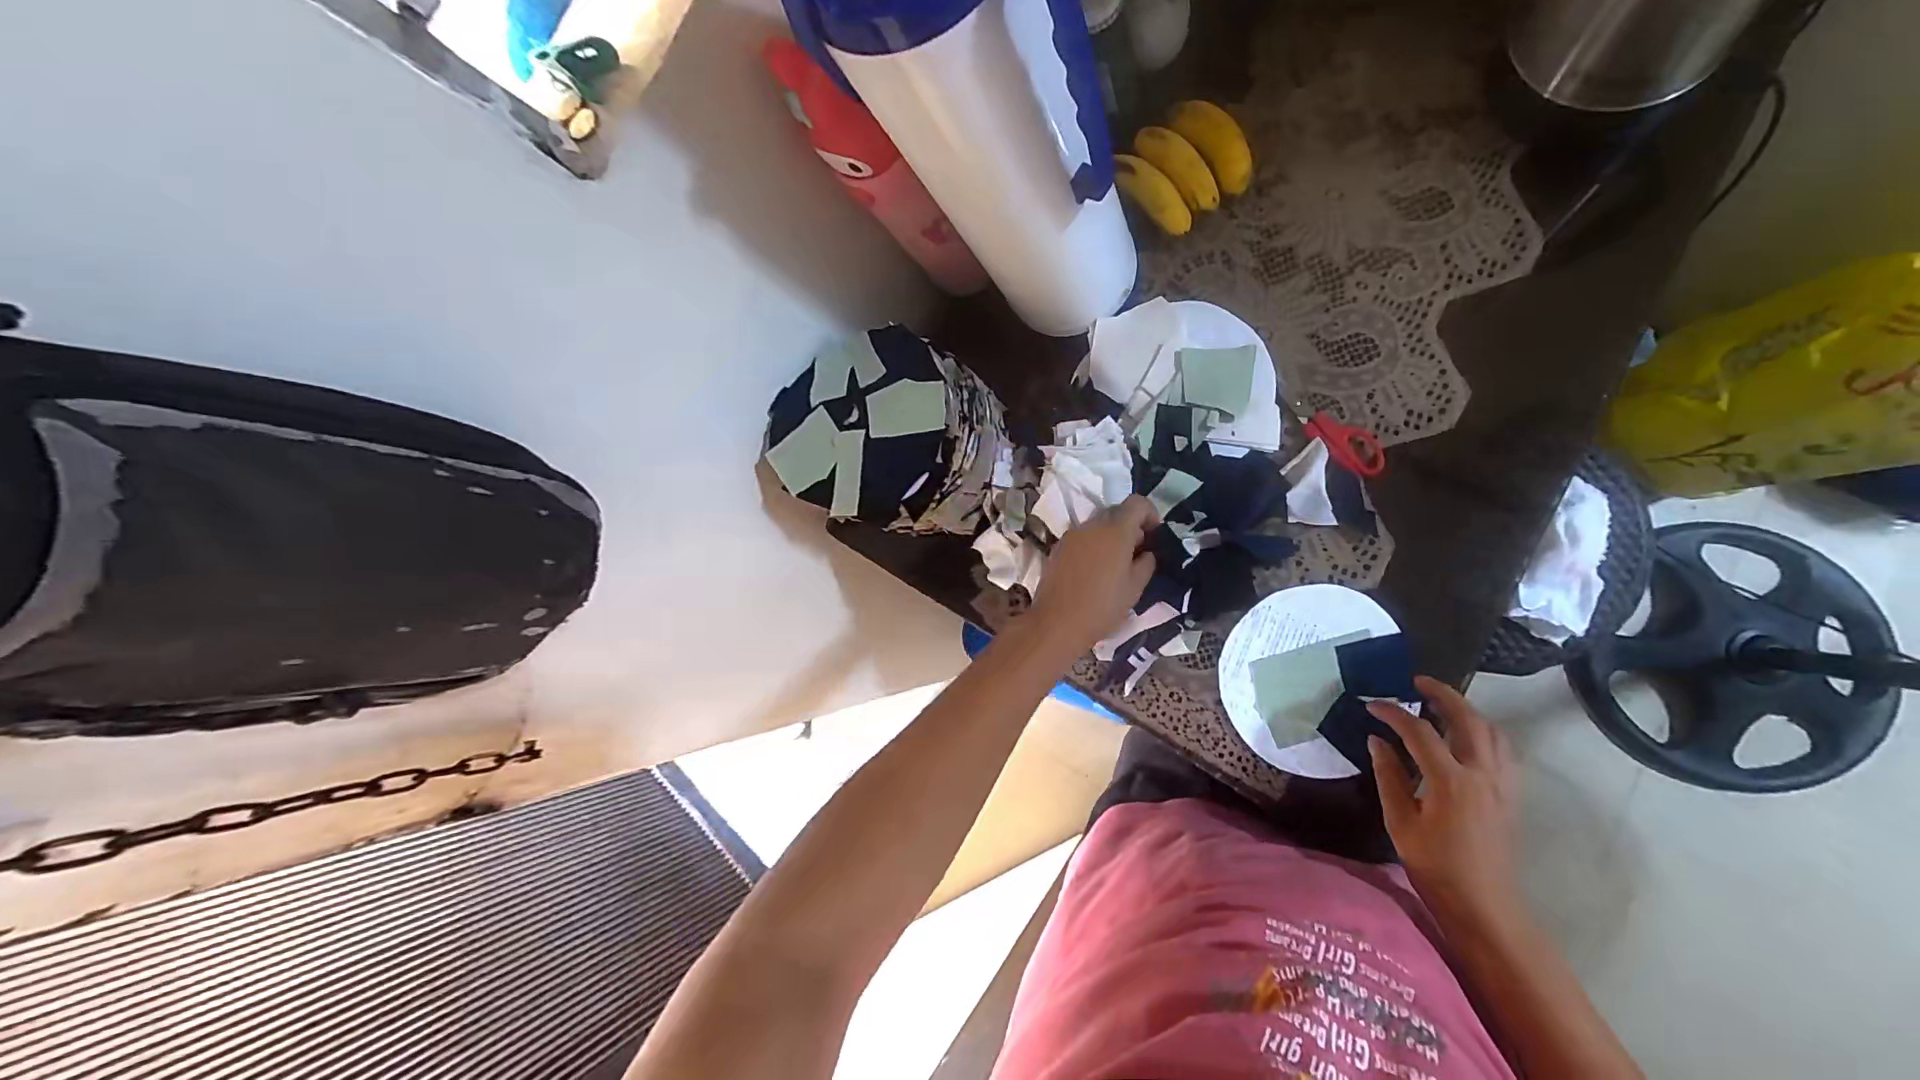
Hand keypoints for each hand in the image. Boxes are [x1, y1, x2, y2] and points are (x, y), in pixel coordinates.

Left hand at [1027, 495, 1158, 652]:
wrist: (1056, 623)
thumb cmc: (1102, 607)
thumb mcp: (1135, 588)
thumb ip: (1146, 563)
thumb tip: (1146, 552)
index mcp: (1115, 531)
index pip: (1137, 503)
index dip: (1150, 514)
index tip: (1154, 536)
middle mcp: (1091, 526)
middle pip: (1116, 512)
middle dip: (1130, 527)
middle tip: (1137, 553)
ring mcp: (1070, 536)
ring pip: (1097, 525)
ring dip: (1110, 537)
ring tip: (1116, 565)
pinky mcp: (1057, 548)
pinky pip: (1081, 539)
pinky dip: (1092, 546)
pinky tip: (1094, 572)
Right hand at [1368, 676, 1523, 927]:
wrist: (1483, 904)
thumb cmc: (1433, 864)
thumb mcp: (1399, 820)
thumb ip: (1389, 775)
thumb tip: (1377, 741)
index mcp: (1451, 781)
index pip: (1419, 732)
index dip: (1393, 713)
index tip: (1371, 704)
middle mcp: (1483, 775)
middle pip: (1468, 719)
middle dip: (1443, 694)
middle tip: (1417, 682)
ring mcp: (1503, 784)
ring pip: (1492, 731)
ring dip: (1466, 710)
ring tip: (1440, 703)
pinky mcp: (1511, 794)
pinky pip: (1502, 749)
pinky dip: (1482, 731)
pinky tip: (1464, 736)